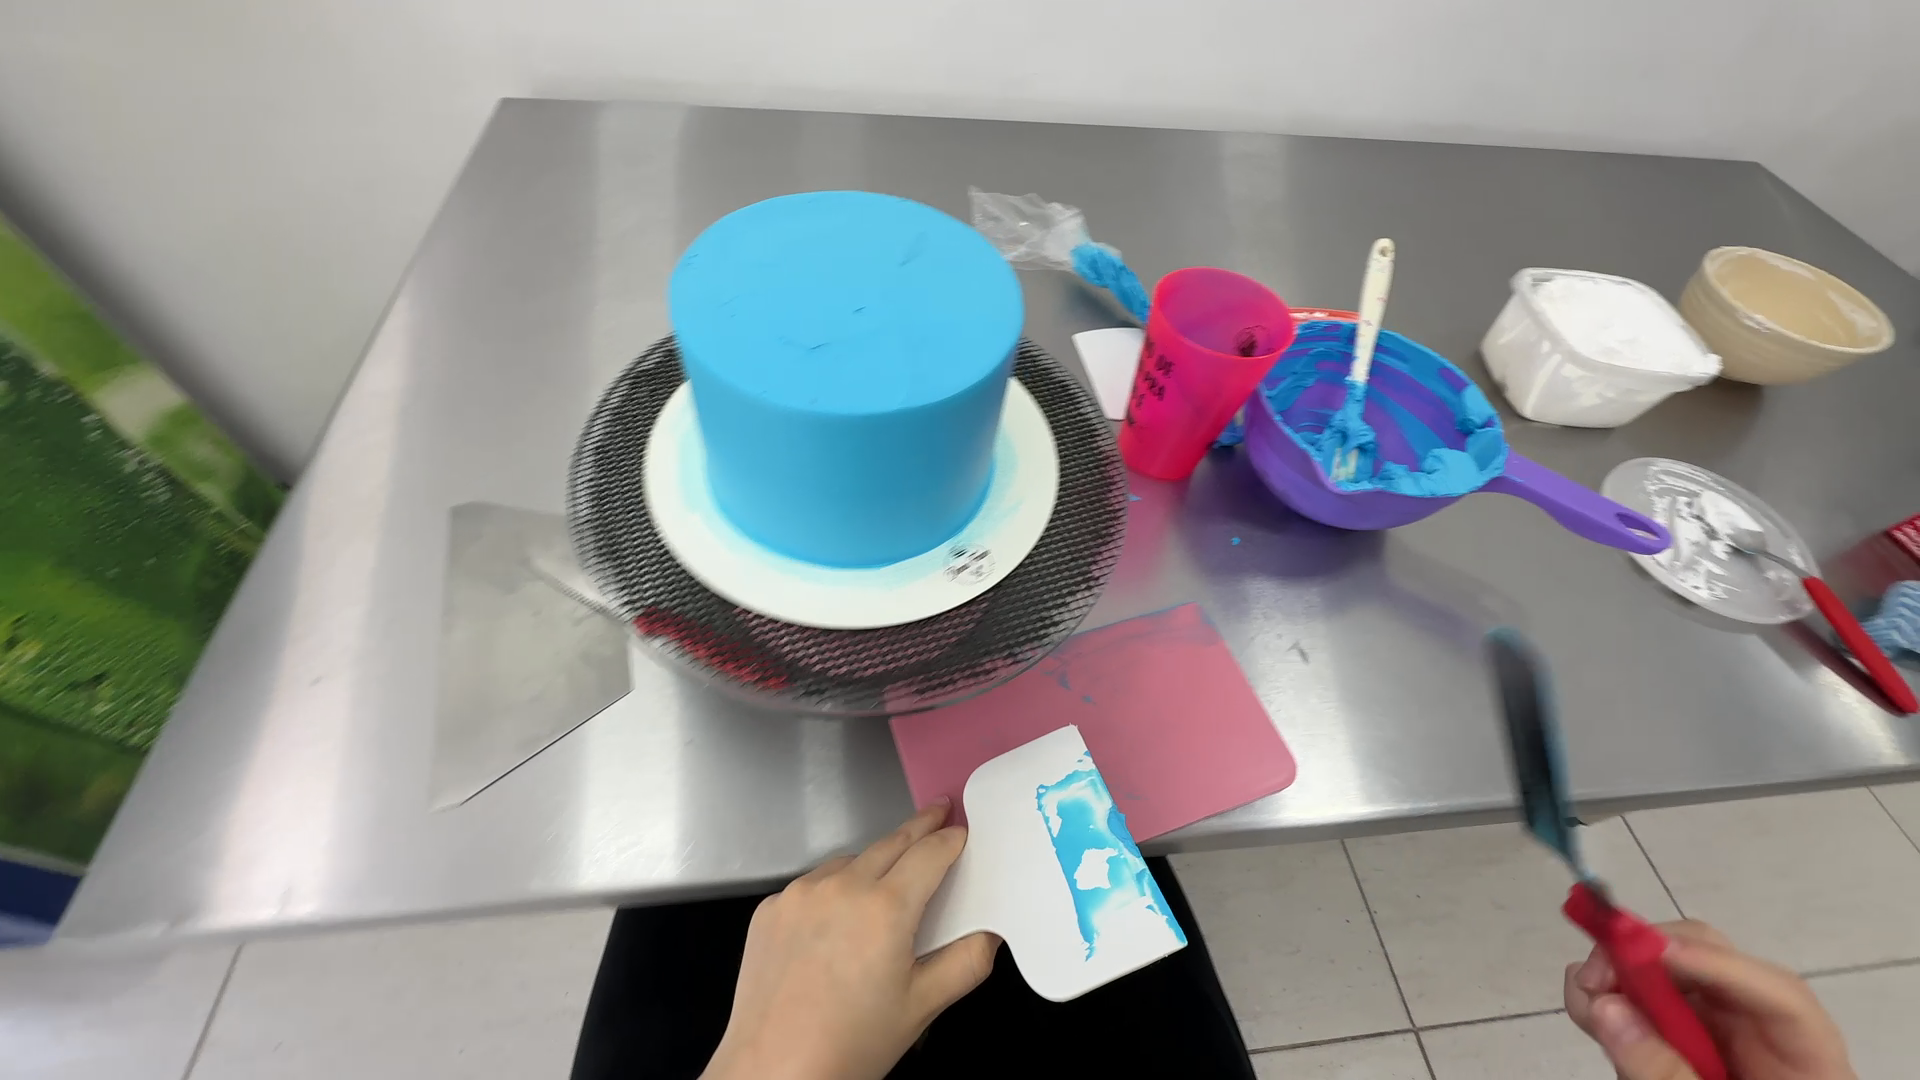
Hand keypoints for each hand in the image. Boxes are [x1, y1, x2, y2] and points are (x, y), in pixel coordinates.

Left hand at [702, 800, 999, 1079]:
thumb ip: (967, 962)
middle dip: (920, 826)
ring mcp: (801, 893)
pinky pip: (813, 884)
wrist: (771, 1074)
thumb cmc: (849, 1046)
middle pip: (892, 841)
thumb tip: (991, 931)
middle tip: (937, 811)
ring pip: (850, 860)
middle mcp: (841, 887)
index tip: (961, 831)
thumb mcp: (922, 1007)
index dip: (951, 839)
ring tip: (885, 887)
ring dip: (873, 863)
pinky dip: (832, 891)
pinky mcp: (771, 907)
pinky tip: (835, 925)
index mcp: (886, 908)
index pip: (930, 852)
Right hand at [1565, 919, 1853, 1079]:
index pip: (1781, 998)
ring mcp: (1711, 1030)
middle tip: (1599, 975)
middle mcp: (1758, 1036)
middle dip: (1648, 954)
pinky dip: (1601, 987)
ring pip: (1664, 967)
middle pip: (1714, 964)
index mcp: (1803, 1071)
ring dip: (1614, 971)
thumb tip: (1605, 1006)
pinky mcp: (1668, 1030)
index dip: (1718, 965)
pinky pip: (1633, 988)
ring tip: (1587, 1004)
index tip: (1646, 953)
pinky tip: (1589, 1012)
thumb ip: (1665, 1075)